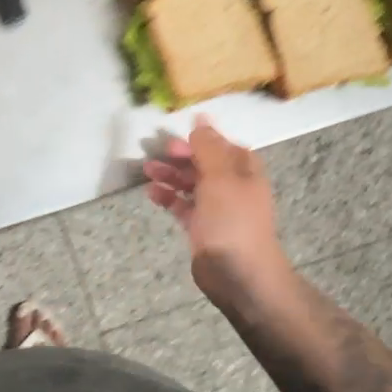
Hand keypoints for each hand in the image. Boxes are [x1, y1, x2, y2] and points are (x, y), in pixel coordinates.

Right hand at [143, 117, 292, 298]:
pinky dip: (168, 197)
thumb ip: (208, 146)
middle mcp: (233, 188)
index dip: (202, 139)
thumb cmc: (232, 220)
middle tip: (159, 152)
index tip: (179, 136)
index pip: (224, 146)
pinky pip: (182, 206)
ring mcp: (217, 209)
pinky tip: (152, 193)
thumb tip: (201, 118)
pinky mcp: (202, 228)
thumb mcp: (220, 176)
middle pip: (204, 163)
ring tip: (147, 170)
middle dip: (181, 156)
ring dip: (171, 175)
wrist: (238, 274)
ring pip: (191, 184)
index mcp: (244, 172)